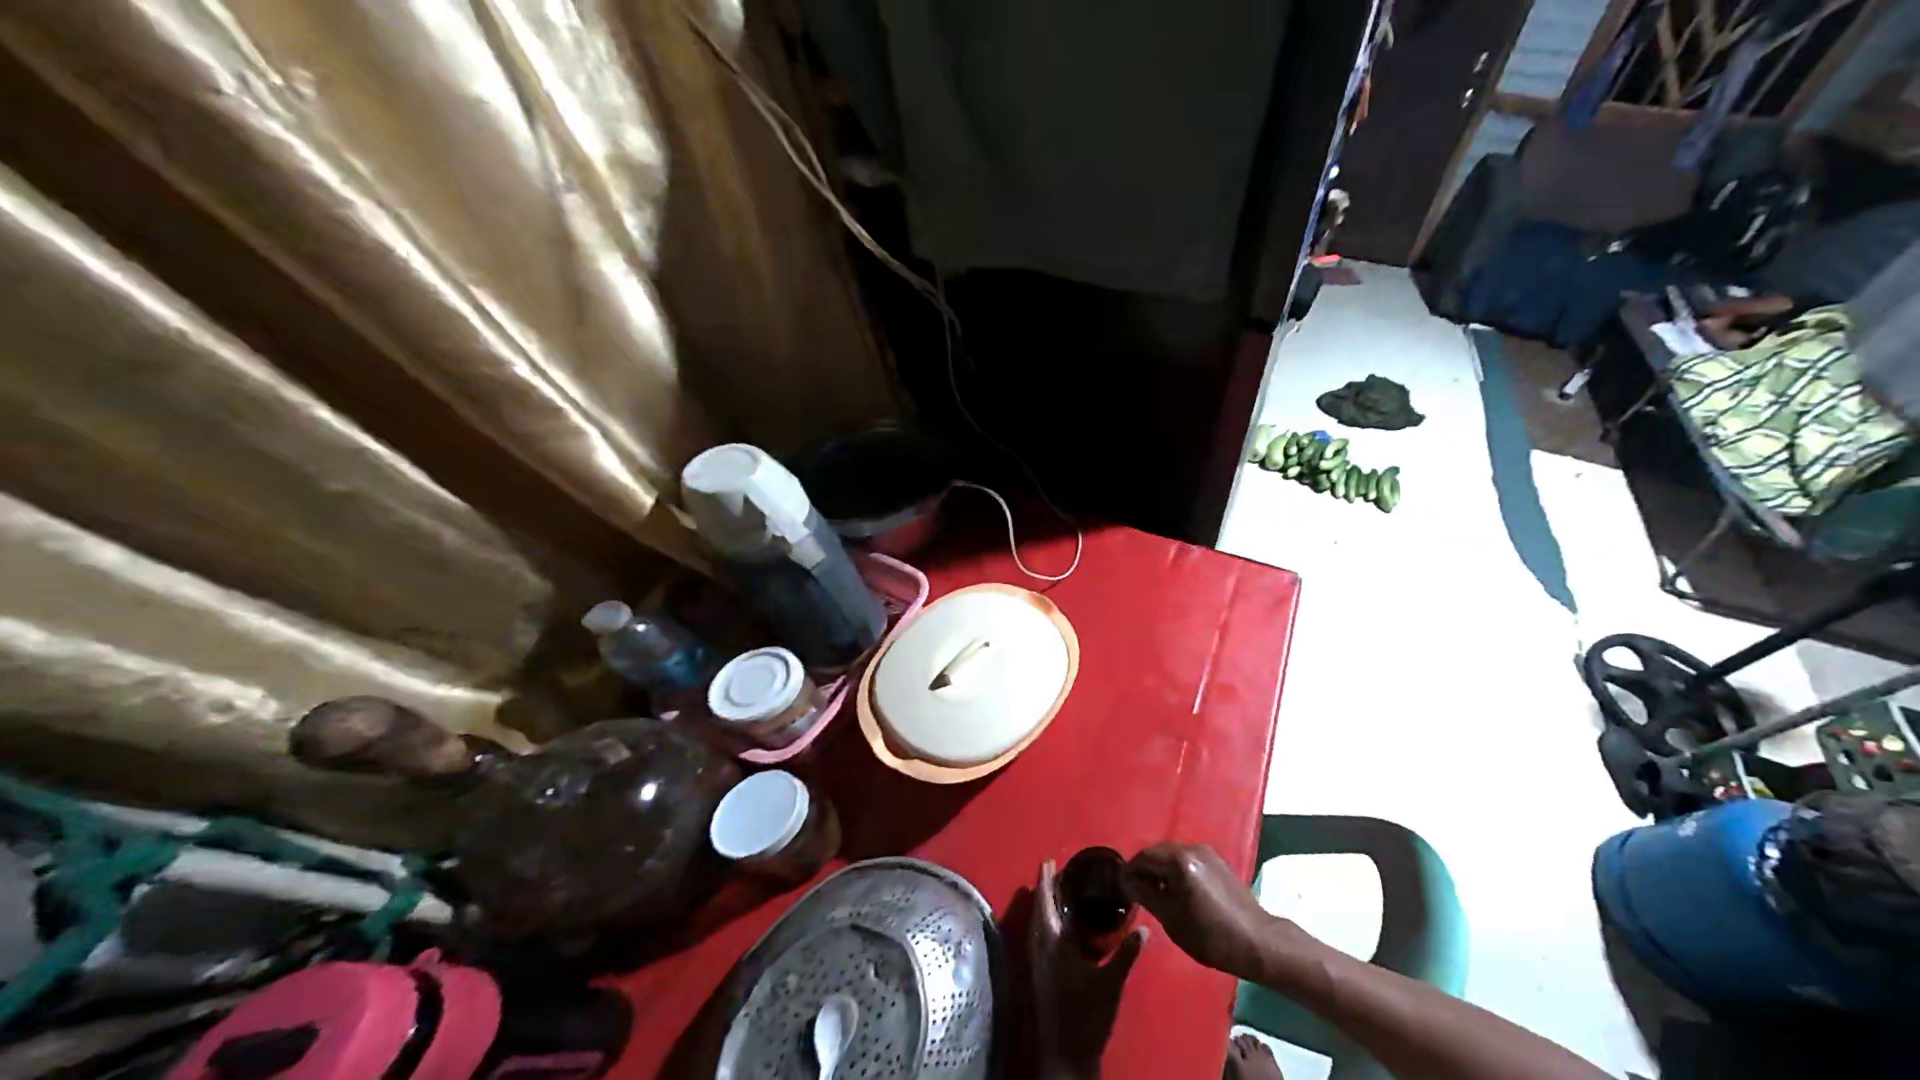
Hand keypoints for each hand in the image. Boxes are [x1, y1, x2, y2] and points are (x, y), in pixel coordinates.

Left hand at [1031, 858, 1147, 1078]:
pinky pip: (1038, 937)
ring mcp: (1037, 963)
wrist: (1066, 1054)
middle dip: (1043, 889)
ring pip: (1036, 924)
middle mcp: (1040, 949)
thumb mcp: (1111, 983)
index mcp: (1054, 944)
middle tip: (1051, 870)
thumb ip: (1126, 954)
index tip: (1048, 861)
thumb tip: (1144, 928)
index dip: (1047, 881)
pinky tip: (1054, 926)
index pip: (1046, 904)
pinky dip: (1043, 922)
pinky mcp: (1039, 975)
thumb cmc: (1088, 1016)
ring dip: (1042, 905)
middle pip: (1038, 911)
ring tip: (1051, 891)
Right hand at [1123, 842, 1278, 981]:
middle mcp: (1191, 848)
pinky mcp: (1218, 863)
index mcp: (1178, 859)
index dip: (1129, 872)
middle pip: (1158, 853)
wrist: (1258, 943)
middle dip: (1144, 869)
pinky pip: (1187, 861)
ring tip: (1155, 894)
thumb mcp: (1171, 918)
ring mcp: (1207, 853)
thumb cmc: (1210, 934)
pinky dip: (1176, 872)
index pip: (1143, 858)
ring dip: (1160, 871)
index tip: (1121, 888)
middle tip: (1136, 891)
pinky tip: (1176, 892)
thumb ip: (1145, 895)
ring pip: (1173, 856)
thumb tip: (1127, 881)